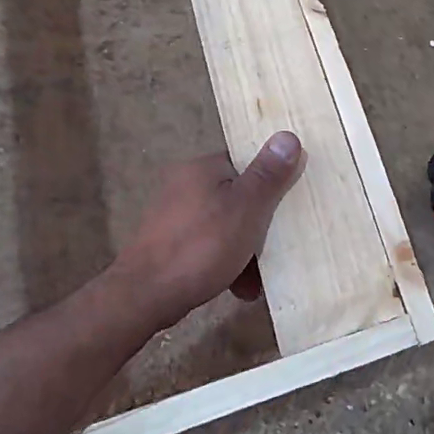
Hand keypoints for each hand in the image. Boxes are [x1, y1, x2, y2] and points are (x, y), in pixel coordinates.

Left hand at [102, 131, 305, 331]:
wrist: (144, 297)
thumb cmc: (202, 245)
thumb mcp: (247, 207)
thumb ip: (268, 174)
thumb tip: (288, 135)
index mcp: (201, 168)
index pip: (246, 163)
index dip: (270, 182)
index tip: (288, 206)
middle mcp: (183, 185)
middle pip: (238, 197)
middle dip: (260, 225)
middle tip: (276, 246)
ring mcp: (173, 217)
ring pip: (226, 225)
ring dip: (246, 249)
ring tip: (257, 277)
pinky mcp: (168, 246)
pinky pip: (209, 246)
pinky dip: (226, 262)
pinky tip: (238, 286)